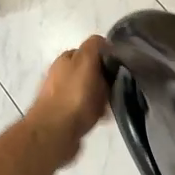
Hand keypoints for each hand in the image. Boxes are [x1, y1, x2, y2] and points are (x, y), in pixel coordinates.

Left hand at [29, 36, 109, 160]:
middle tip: (116, 88)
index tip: (119, 67)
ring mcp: (61, 96)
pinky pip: (86, 109)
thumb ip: (94, 46)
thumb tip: (103, 41)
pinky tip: (102, 119)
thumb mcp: (86, 61)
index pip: (91, 50)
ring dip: (101, 97)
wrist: (55, 133)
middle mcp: (61, 75)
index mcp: (66, 59)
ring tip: (110, 106)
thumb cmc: (73, 95)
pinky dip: (95, 112)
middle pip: (91, 72)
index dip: (107, 57)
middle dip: (105, 80)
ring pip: (90, 91)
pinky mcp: (65, 116)